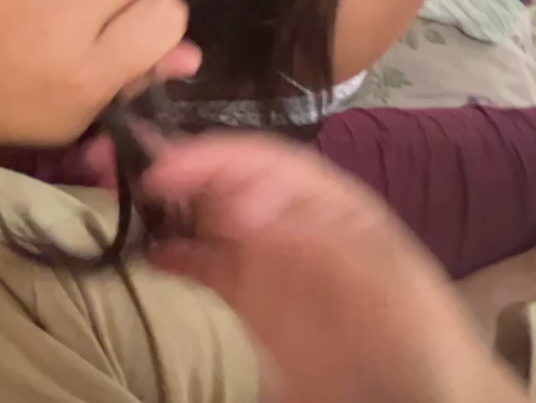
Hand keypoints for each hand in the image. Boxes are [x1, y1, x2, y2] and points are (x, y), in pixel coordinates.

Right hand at [141, 133, 526, 402]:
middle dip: (171, 162)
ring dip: (161, 199)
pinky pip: (202, 264)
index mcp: (322, 200)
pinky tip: (143, 251)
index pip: (259, 161)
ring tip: (110, 186)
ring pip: (203, 213)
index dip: (211, 159)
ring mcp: (264, 256)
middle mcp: (285, 217)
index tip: (165, 171)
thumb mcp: (383, 281)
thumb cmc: (419, 339)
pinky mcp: (248, 297)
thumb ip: (315, 238)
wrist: (425, 402)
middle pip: (221, 176)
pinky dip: (170, 253)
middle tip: (112, 157)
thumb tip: (241, 209)